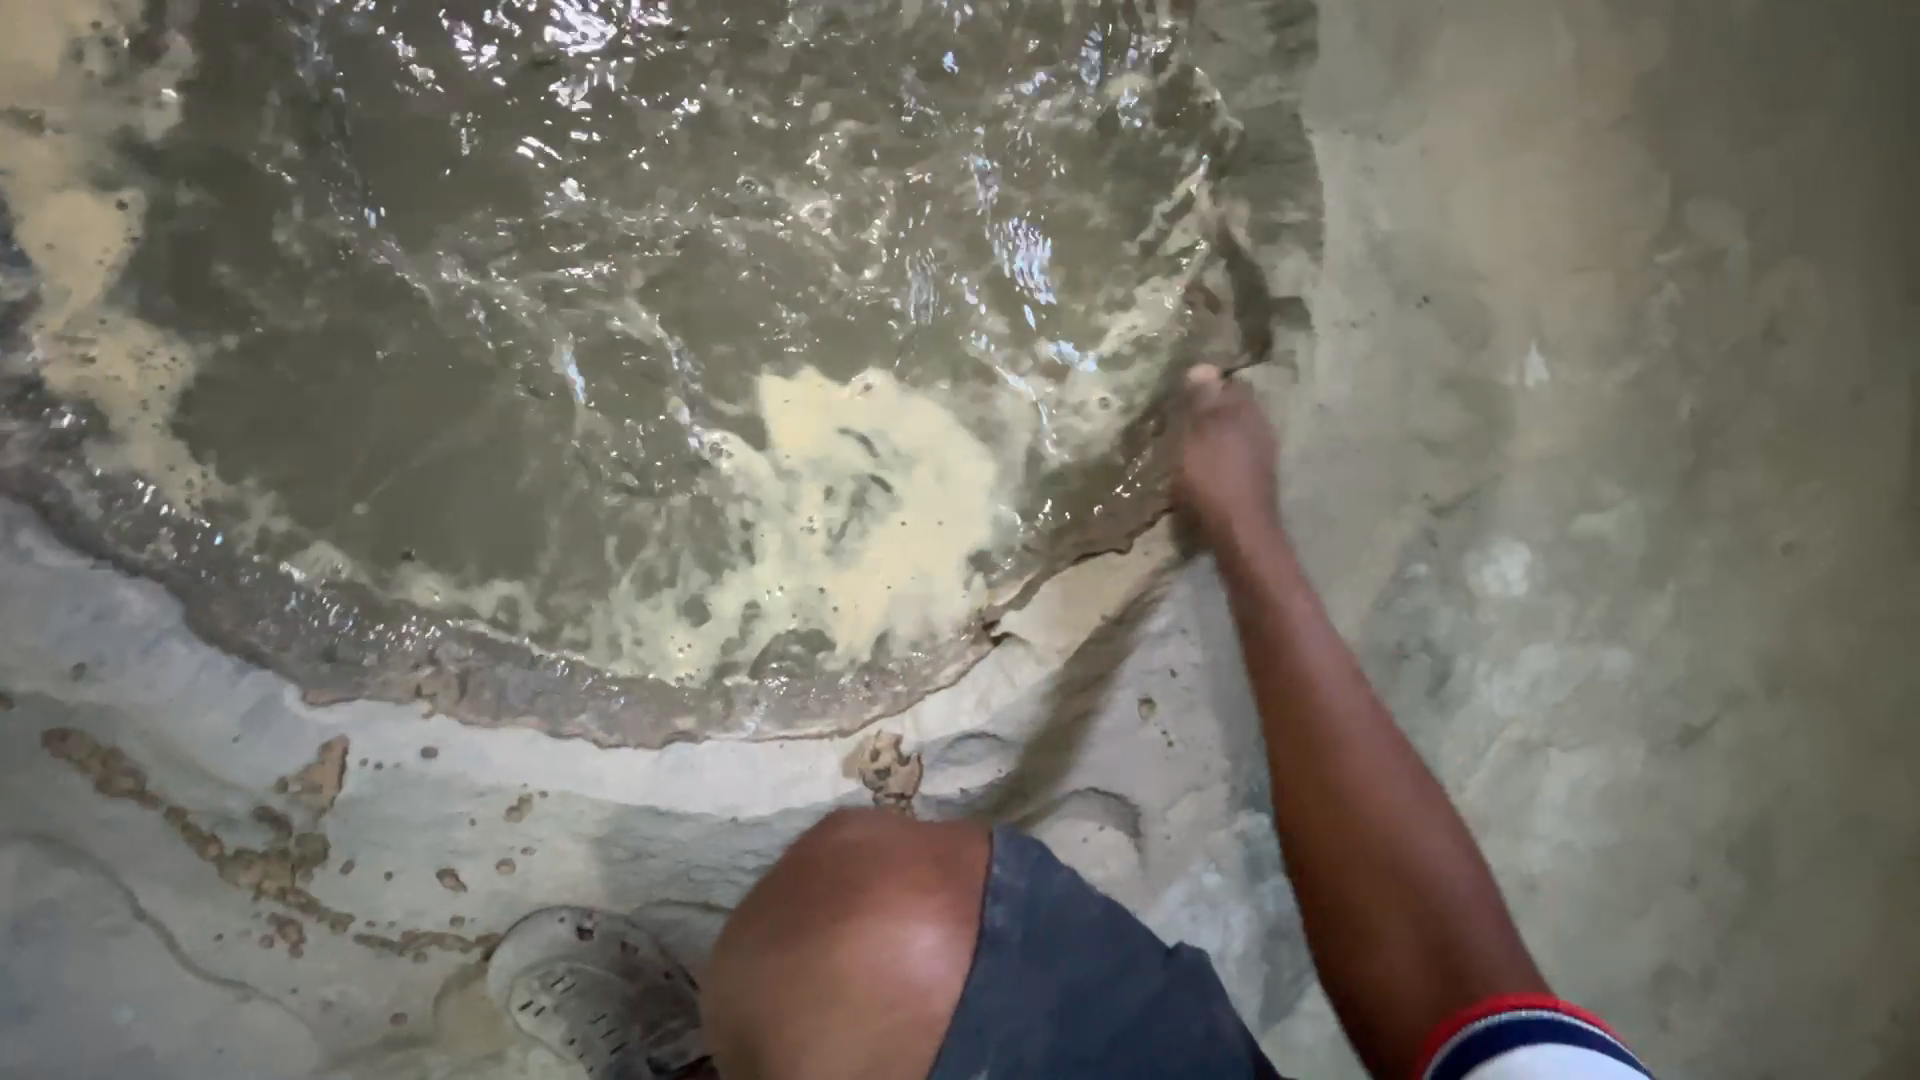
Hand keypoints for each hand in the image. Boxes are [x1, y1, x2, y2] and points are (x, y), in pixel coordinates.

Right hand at [1173, 364, 1279, 543]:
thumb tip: (1203, 367)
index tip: (1184, 389)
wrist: (1240, 532)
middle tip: (1182, 415)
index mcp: (1247, 413)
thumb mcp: (1200, 435)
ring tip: (1187, 442)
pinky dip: (1218, 457)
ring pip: (1236, 434)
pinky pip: (1234, 458)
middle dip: (1213, 410)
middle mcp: (1261, 429)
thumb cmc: (1215, 478)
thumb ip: (1202, 402)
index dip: (1209, 384)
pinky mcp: (1255, 482)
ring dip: (1215, 435)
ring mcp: (1261, 458)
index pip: (1231, 385)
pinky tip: (1202, 467)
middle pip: (1235, 410)